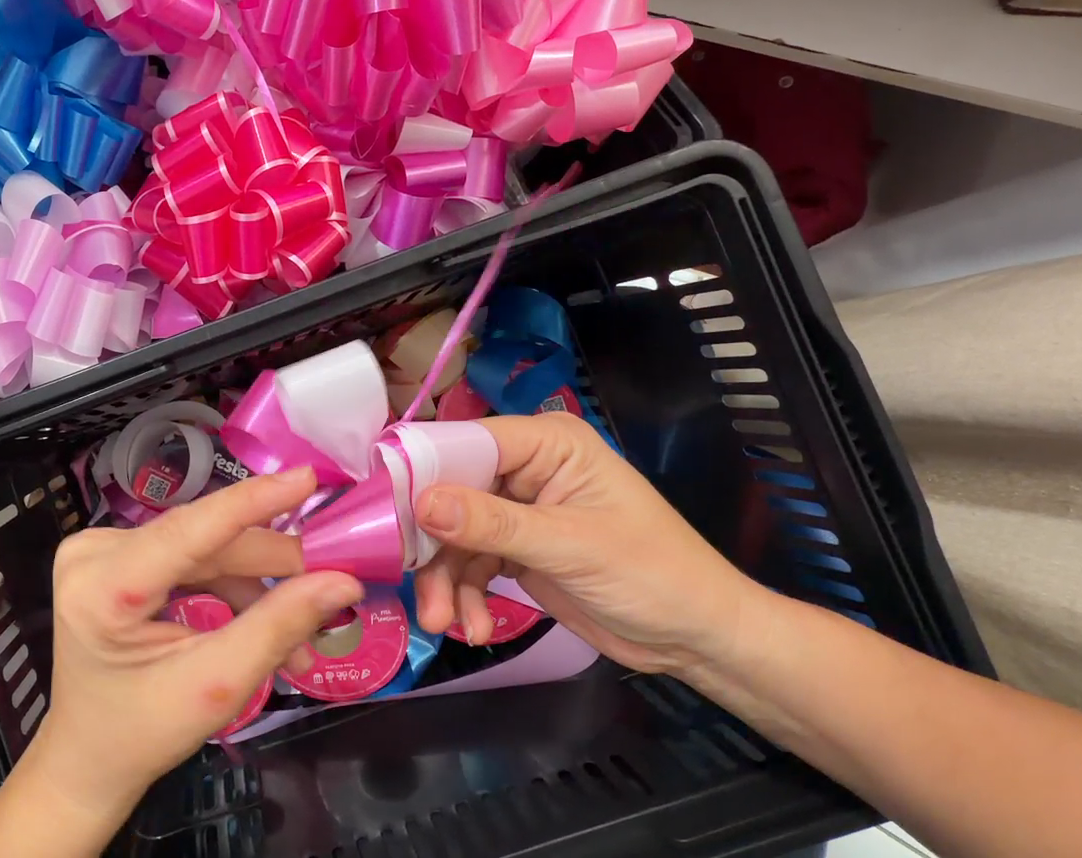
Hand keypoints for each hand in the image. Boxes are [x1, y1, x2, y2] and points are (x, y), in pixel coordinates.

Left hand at [27, 468, 363, 823]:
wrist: (89, 755)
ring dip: (255, 584)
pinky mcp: (114, 558)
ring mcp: (99, 551)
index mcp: (103, 588)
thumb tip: (342, 582)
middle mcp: (93, 553)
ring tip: (301, 638)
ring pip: (202, 549)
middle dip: (270, 566)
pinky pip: (188, 558)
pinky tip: (265, 620)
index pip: (189, 530)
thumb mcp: (216, 686)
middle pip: (203, 542)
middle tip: (335, 581)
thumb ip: (277, 627)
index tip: (306, 478)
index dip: (252, 501)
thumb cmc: (142, 731)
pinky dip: (230, 586)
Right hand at [412, 413, 764, 675]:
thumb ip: (492, 524)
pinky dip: (464, 595)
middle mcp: (524, 469)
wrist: (698, 639)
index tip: (382, 512)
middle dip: (432, 545)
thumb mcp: (570, 546)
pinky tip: (475, 626)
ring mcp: (517, 510)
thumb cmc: (652, 575)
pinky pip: (468, 563)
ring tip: (445, 624)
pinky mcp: (514, 548)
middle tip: (417, 587)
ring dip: (445, 581)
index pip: (464, 443)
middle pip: (449, 493)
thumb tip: (421, 503)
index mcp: (545, 444)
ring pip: (452, 535)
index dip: (422, 474)